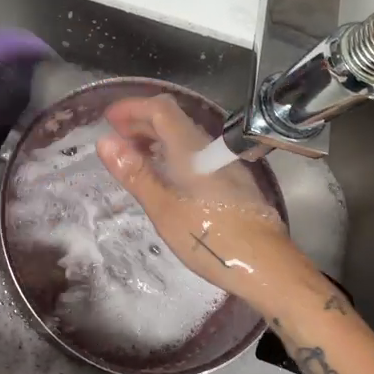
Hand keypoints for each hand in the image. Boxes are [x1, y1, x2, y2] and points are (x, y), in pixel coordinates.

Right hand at [95, 95, 319, 312]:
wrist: (268, 265)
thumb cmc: (211, 238)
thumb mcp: (164, 209)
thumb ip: (135, 173)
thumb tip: (105, 143)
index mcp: (191, 149)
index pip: (160, 109)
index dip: (132, 107)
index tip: (108, 119)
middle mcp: (209, 148)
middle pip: (173, 119)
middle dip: (140, 121)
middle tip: (115, 139)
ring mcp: (224, 164)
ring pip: (185, 136)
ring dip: (156, 137)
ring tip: (133, 156)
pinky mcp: (232, 181)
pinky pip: (195, 153)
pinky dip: (171, 153)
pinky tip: (164, 176)